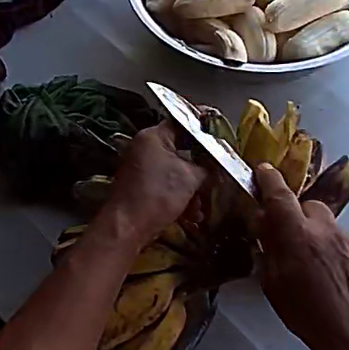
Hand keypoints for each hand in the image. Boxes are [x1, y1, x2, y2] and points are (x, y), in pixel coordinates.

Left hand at [97, 122, 208, 246]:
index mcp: (154, 136)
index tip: (222, 133)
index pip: (184, 121)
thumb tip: (220, 162)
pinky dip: (181, 195)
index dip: (205, 126)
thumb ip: (208, 165)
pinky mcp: (142, 185)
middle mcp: (145, 147)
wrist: (126, 227)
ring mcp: (142, 167)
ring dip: (193, 187)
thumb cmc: (158, 195)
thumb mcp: (191, 178)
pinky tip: (192, 214)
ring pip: (177, 170)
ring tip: (203, 204)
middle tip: (219, 174)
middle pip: (182, 148)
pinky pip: (168, 183)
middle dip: (202, 166)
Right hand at [253, 164, 348, 349]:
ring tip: (319, 270)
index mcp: (298, 236)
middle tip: (294, 241)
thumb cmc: (308, 316)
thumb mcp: (274, 285)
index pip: (280, 195)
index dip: (269, 180)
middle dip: (299, 218)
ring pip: (330, 227)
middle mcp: (327, 230)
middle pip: (309, 207)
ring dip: (321, 239)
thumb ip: (270, 249)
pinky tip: (339, 279)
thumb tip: (266, 227)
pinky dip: (340, 254)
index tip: (264, 171)